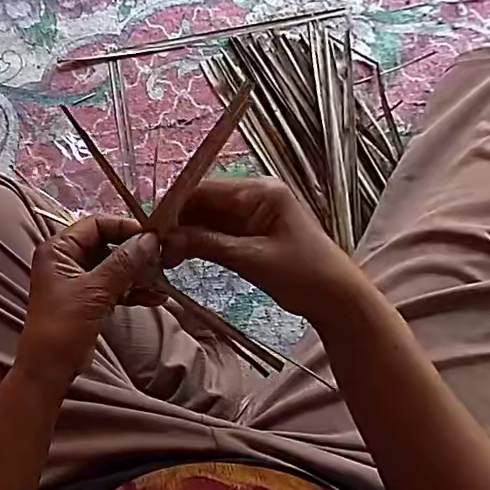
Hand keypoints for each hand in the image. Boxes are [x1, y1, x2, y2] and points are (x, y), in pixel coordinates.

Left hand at [18, 216, 160, 386]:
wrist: (49, 369)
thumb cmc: (63, 326)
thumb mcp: (94, 291)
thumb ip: (123, 263)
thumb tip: (151, 240)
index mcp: (58, 250)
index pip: (95, 225)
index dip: (123, 228)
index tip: (151, 236)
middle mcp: (67, 260)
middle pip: (108, 245)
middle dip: (135, 253)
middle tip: (162, 259)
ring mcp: (79, 281)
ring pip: (115, 267)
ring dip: (138, 274)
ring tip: (162, 280)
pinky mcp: (91, 300)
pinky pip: (116, 287)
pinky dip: (134, 291)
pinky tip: (156, 298)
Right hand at [160, 177, 367, 323]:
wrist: (339, 300)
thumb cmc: (304, 275)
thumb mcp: (251, 259)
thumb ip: (207, 244)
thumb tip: (166, 240)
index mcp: (261, 191)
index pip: (206, 189)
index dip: (175, 205)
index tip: (149, 226)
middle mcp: (255, 195)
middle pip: (204, 201)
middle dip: (177, 222)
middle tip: (152, 246)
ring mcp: (253, 213)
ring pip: (206, 217)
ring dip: (185, 234)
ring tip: (163, 254)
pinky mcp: (251, 232)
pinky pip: (216, 231)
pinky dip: (198, 242)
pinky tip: (180, 255)